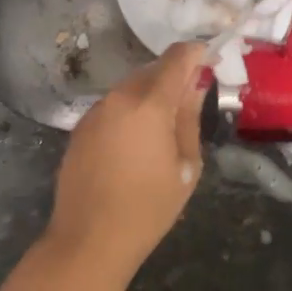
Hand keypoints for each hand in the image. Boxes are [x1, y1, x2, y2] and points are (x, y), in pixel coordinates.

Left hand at [39, 42, 205, 282]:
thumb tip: (196, 84)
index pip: (176, 58)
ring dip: (149, 94)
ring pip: (130, 87)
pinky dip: (129, 110)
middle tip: (190, 97)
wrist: (89, 238)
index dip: (196, 53)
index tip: (210, 59)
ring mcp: (96, 108)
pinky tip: (134, 140)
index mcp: (149, 103)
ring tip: (163, 125)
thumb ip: (190, 118)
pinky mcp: (81, 124)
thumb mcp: (185, 167)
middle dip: (173, 76)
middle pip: (152, 70)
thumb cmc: (148, 207)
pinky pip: (113, 105)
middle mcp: (119, 95)